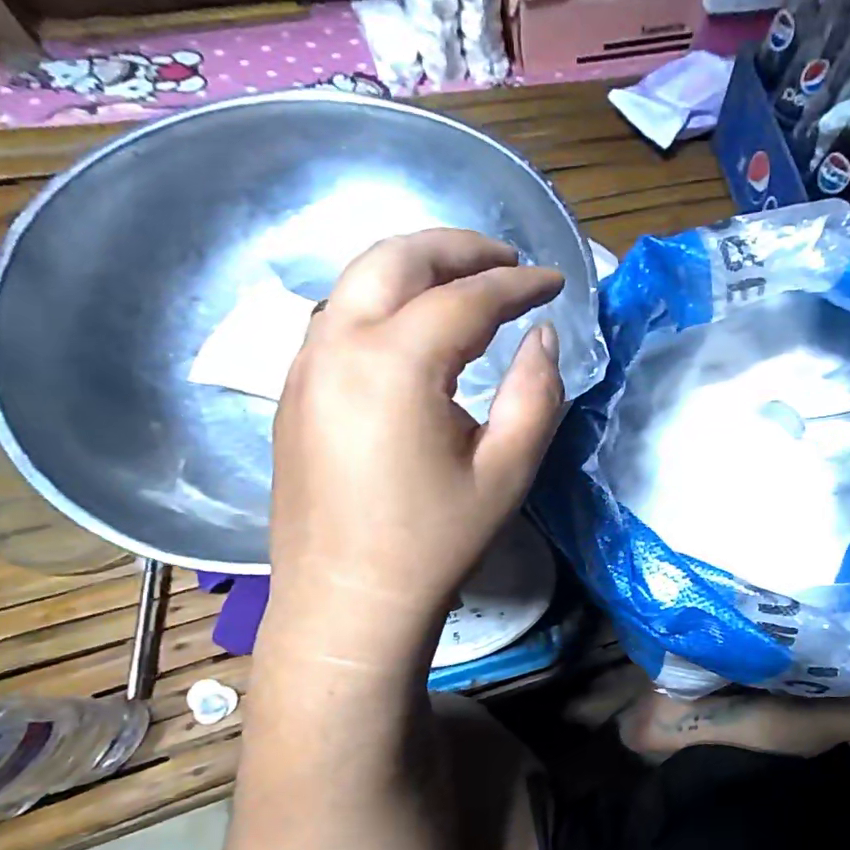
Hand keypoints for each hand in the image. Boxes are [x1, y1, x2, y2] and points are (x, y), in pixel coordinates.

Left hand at [264, 229, 565, 661]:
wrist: (348, 601)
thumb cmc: (435, 543)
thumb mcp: (507, 471)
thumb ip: (536, 393)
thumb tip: (543, 337)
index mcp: (394, 365)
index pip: (466, 298)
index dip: (518, 284)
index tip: (555, 282)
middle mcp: (338, 345)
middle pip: (397, 259)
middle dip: (458, 248)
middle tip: (508, 260)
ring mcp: (305, 364)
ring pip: (359, 279)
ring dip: (417, 267)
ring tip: (467, 283)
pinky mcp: (295, 389)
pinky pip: (340, 315)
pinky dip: (385, 299)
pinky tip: (417, 327)